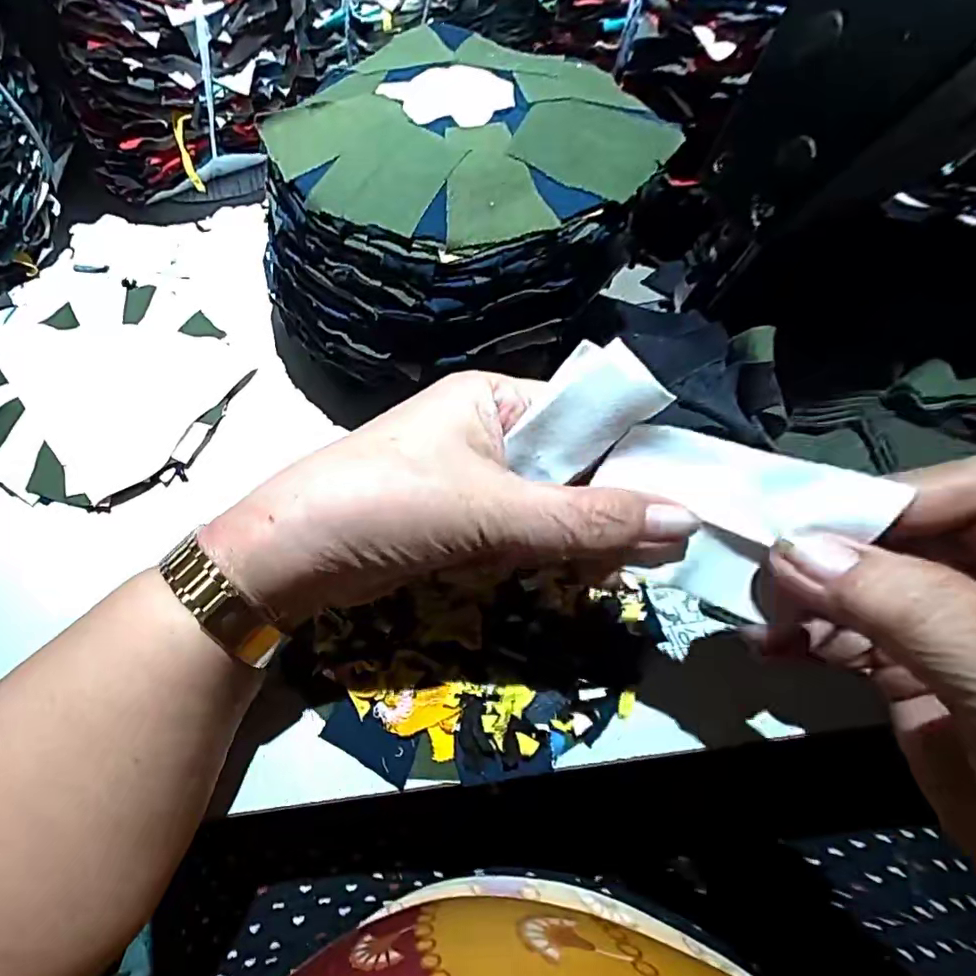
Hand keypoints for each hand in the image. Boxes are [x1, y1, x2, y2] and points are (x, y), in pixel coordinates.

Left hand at [200, 371, 698, 621]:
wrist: (292, 555)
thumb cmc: (389, 506)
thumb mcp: (492, 511)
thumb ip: (585, 520)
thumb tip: (683, 518)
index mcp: (494, 399)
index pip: (587, 420)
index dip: (633, 463)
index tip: (676, 512)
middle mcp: (484, 430)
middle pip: (570, 468)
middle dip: (602, 514)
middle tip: (644, 558)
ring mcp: (468, 478)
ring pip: (545, 507)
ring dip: (571, 542)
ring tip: (602, 573)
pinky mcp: (453, 520)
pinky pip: (514, 533)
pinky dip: (536, 556)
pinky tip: (558, 577)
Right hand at [765, 451, 975, 975]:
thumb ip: (928, 618)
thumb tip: (795, 550)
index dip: (908, 499)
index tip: (808, 522)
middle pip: (940, 533)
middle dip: (849, 549)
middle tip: (765, 566)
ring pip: (893, 581)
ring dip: (820, 592)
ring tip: (764, 613)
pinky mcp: (948, 678)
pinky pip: (870, 633)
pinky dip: (817, 634)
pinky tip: (776, 644)